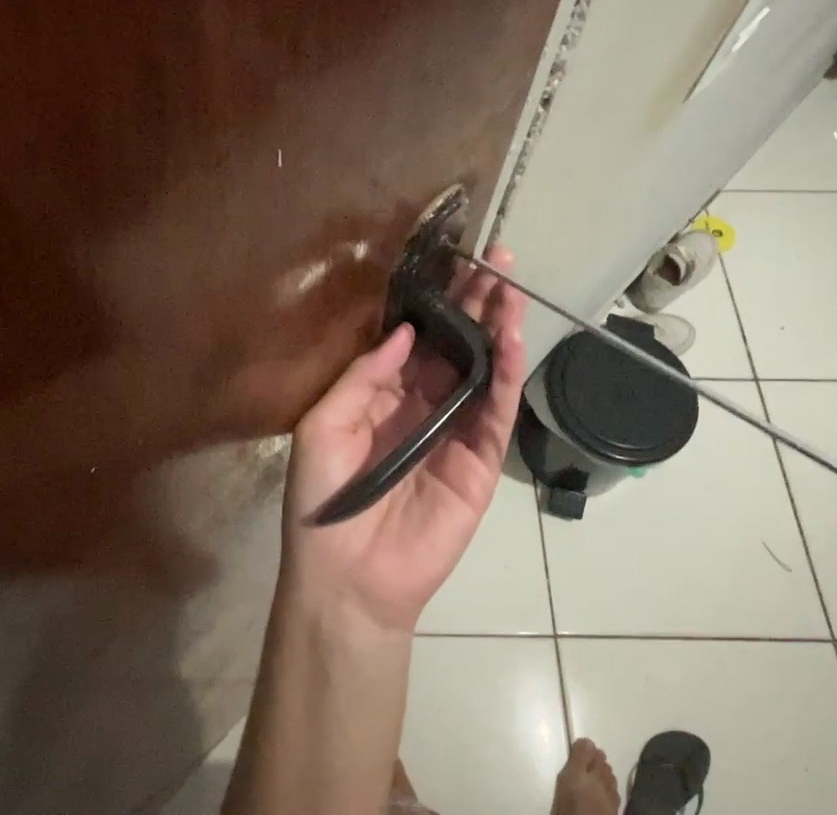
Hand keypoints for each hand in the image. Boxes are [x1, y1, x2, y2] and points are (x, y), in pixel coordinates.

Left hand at [281, 244, 526, 632]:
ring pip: (483, 370)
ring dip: (499, 328)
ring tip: (512, 285)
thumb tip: (404, 331)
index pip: (417, 339)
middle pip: (456, 345)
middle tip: (497, 259)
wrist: (347, 577)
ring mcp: (455, 433)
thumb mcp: (324, 426)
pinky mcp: (479, 462)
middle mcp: (422, 406)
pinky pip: (496, 412)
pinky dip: (507, 375)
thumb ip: (364, 377)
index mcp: (382, 395)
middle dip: (476, 303)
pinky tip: (513, 338)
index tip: (453, 263)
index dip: (436, 303)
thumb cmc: (323, 500)